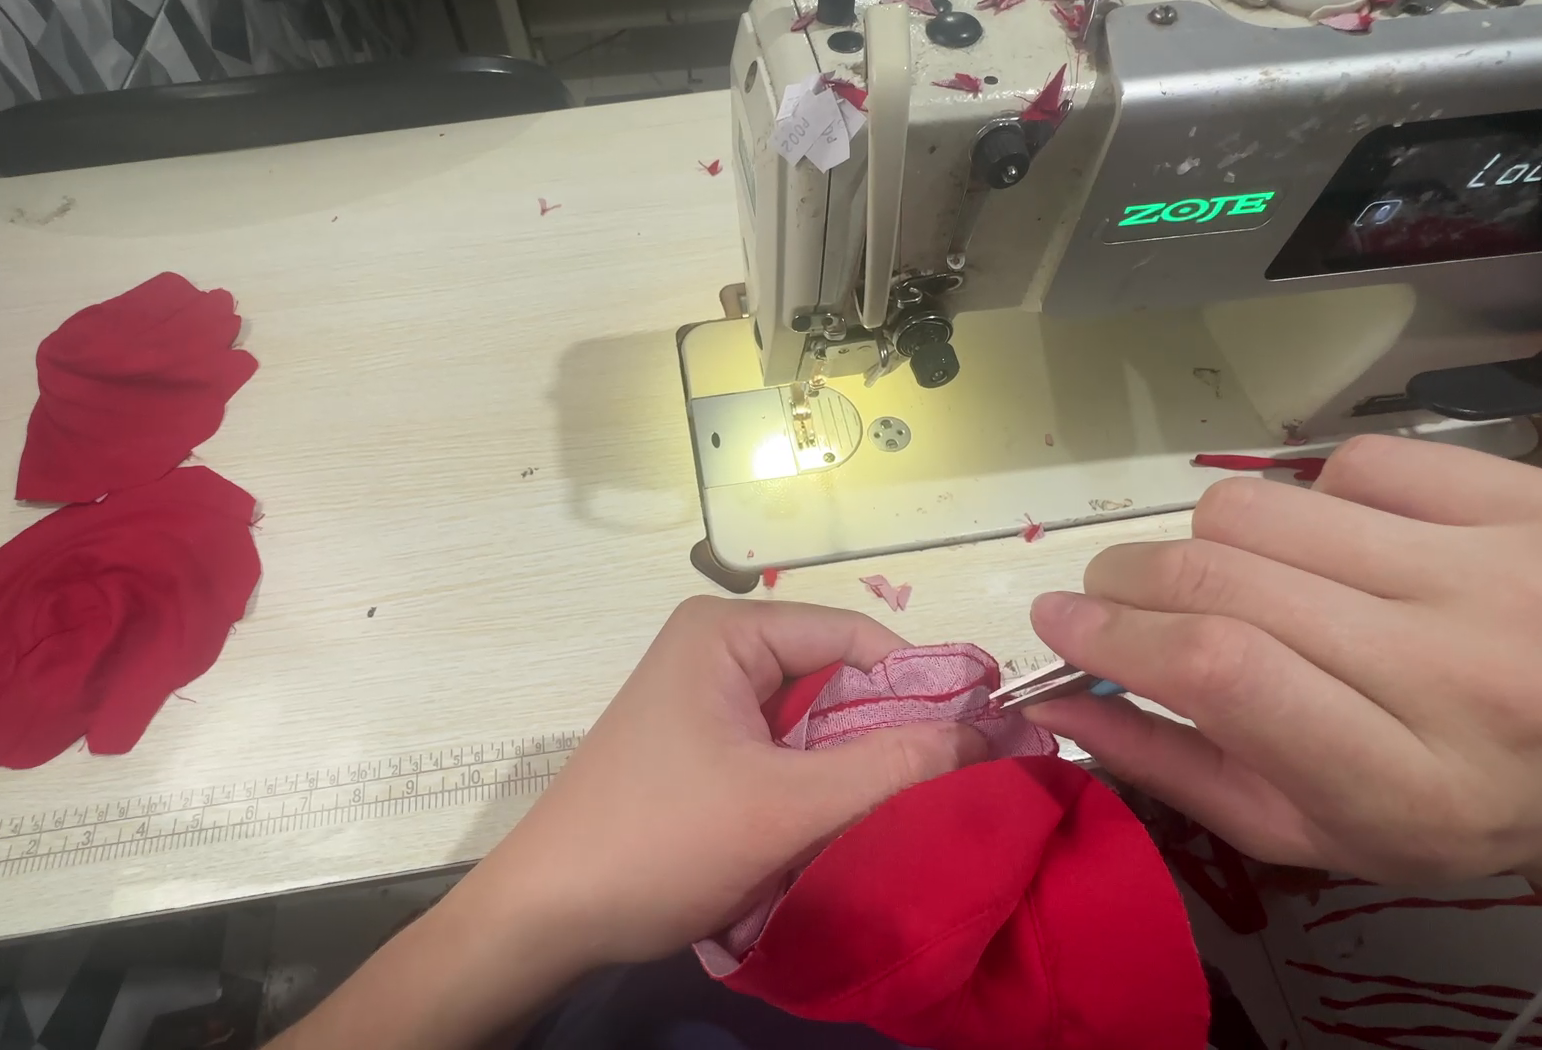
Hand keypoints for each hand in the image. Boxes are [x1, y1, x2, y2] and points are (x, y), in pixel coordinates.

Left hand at [273, 598, 983, 1049]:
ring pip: (813, 714)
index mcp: (727, 629)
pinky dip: (819, 776)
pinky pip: (783, 742)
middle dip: (889, 727)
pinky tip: (843, 815)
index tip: (984, 737)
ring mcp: (707, 692)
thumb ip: (892, 765)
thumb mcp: (787, 806)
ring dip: (855, 759)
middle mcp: (718, 645)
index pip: (852, 635)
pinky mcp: (703, 736)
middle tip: (954, 783)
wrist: (548, 912)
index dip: (922, 681)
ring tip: (903, 807)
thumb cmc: (660, 841)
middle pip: (833, 673)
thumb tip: (992, 731)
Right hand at [1023, 435, 1541, 906]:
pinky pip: (1353, 461)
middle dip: (1130, 577)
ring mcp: (1523, 573)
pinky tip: (1354, 550)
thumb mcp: (1288, 824)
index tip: (1057, 618)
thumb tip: (1046, 696)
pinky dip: (1317, 502)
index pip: (1215, 665)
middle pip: (1220, 570)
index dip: (1111, 630)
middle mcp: (1473, 670)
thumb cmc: (1440, 814)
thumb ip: (1157, 760)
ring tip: (1258, 581)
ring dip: (1219, 542)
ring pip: (1260, 504)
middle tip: (1122, 597)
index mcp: (1403, 781)